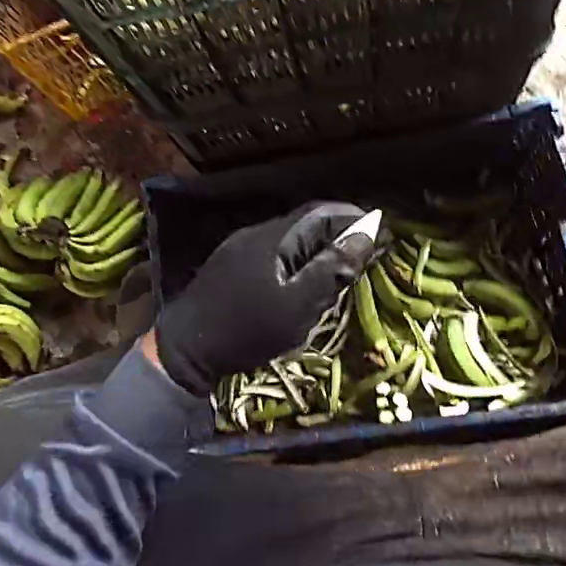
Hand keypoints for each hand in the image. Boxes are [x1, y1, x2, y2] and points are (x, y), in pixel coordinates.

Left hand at [154, 203, 376, 395]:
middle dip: (342, 233)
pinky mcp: (234, 264)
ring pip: (294, 237)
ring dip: (322, 246)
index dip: (357, 220)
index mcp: (276, 236)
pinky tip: (308, 276)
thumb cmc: (246, 330)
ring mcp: (243, 247)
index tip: (383, 234)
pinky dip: (301, 258)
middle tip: (369, 253)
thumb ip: (334, 268)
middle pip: (310, 222)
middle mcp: (259, 232)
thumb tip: (369, 230)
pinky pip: (277, 250)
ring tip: (345, 265)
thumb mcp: (298, 305)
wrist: (182, 352)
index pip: (326, 213)